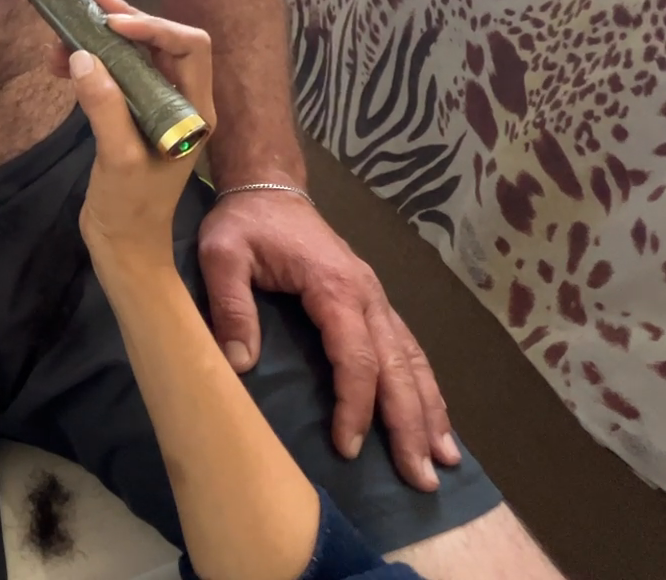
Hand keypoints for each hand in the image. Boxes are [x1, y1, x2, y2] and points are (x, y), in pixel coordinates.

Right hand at [55, 0, 216, 258]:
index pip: (188, 47)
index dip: (153, 27)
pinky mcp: (130, 117)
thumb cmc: (130, 208)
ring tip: (61, 37)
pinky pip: (115, 77)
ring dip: (101, 43)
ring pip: (134, 57)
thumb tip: (81, 58)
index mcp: (193, 110)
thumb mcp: (118, 159)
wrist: (123, 246)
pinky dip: (91, 65)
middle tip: (87, 5)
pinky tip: (63, 63)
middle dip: (124, 22)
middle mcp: (180, 102)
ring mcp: (154, 109)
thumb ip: (105, 107)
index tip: (110, 24)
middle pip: (160, 43)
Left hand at [199, 192, 459, 490]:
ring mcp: (373, 294)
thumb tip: (240, 365)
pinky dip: (422, 382)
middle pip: (396, 366)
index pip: (354, 357)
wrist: (266, 188)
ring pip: (411, 358)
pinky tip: (432, 412)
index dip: (354, 405)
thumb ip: (231, 305)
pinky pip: (405, 345)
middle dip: (409, 423)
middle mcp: (366, 294)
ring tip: (444, 459)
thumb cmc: (243, 222)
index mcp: (334, 286)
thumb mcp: (222, 255)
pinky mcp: (369, 297)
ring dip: (428, 408)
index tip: (345, 446)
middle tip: (421, 478)